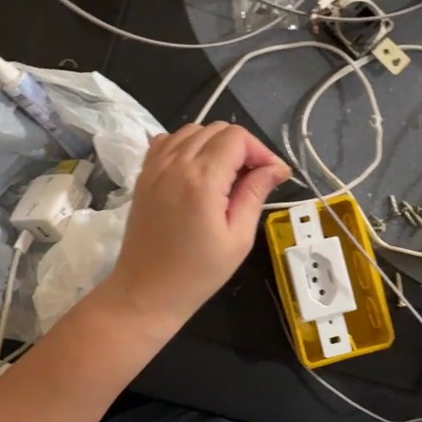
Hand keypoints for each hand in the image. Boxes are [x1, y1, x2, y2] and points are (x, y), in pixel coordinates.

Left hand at [99, 122, 289, 335]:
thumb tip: (277, 168)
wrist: (145, 292)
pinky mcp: (143, 175)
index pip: (237, 138)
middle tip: (253, 178)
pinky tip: (196, 170)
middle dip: (241, 146)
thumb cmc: (197, 273)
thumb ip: (255, 194)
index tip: (272, 175)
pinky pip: (167, 140)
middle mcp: (176, 163)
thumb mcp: (238, 238)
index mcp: (202, 179)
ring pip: (192, 130)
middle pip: (216, 129)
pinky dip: (186, 145)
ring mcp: (155, 166)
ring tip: (226, 174)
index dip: (261, 151)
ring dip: (214, 144)